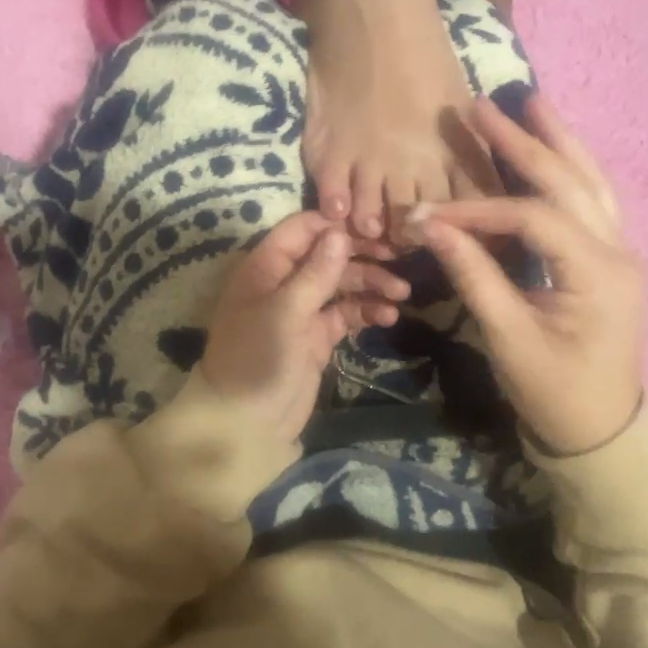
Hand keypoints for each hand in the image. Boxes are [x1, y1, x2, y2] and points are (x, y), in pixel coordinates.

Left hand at [194, 213, 408, 442]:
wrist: (246, 422)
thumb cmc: (257, 358)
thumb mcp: (285, 311)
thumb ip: (315, 273)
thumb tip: (339, 231)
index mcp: (265, 266)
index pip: (303, 228)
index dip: (336, 225)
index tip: (375, 227)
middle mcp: (283, 281)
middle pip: (327, 254)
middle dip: (362, 255)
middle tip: (398, 259)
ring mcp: (301, 309)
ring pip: (341, 284)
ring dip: (370, 284)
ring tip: (401, 293)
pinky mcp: (317, 336)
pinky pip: (345, 313)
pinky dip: (365, 311)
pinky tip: (387, 316)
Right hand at [298, 0, 498, 239]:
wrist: (371, 0)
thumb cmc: (421, 38)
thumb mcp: (460, 91)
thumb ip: (468, 139)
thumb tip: (478, 174)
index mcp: (454, 146)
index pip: (473, 205)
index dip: (473, 229)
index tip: (469, 242)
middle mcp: (415, 161)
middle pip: (423, 222)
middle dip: (420, 240)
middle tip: (412, 246)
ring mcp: (369, 157)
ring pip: (375, 218)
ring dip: (375, 231)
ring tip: (372, 234)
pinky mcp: (330, 147)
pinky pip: (332, 194)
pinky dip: (335, 208)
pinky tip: (336, 212)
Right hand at [407, 95, 644, 454]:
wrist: (600, 431)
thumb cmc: (553, 389)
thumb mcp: (507, 337)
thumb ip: (472, 275)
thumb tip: (427, 226)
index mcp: (596, 271)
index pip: (529, 217)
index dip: (474, 209)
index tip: (426, 214)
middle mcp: (617, 250)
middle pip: (567, 181)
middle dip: (523, 142)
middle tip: (482, 107)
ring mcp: (620, 252)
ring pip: (590, 181)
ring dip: (559, 141)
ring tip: (533, 101)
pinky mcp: (610, 259)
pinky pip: (592, 199)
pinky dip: (570, 168)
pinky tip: (554, 148)